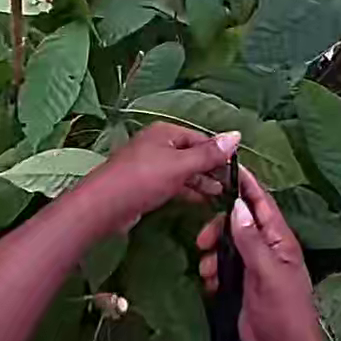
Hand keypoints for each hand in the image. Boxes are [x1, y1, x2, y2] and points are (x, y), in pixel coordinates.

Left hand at [69, 122, 239, 235]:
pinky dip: (189, 189)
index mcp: (167, 132)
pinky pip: (174, 183)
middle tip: (233, 185)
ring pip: (184, 170)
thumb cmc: (142, 179)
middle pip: (193, 153)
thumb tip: (237, 135)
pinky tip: (202, 200)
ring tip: (222, 194)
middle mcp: (159, 144)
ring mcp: (151, 165)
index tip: (238, 170)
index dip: (220, 153)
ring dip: (202, 181)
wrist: (102, 207)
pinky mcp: (146, 185)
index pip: (202, 139)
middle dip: (212, 168)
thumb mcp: (180, 166)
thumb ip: (208, 154)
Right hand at [195, 166, 326, 340]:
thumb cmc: (283, 313)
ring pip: (229, 244)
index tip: (226, 167)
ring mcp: (256, 266)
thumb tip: (238, 205)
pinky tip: (209, 284)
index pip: (261, 202)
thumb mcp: (267, 274)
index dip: (246, 183)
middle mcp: (268, 247)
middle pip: (239, 221)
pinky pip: (224, 267)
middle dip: (219, 226)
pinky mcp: (244, 285)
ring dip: (213, 252)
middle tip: (202, 240)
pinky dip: (214, 271)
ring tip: (205, 270)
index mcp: (280, 239)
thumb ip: (251, 240)